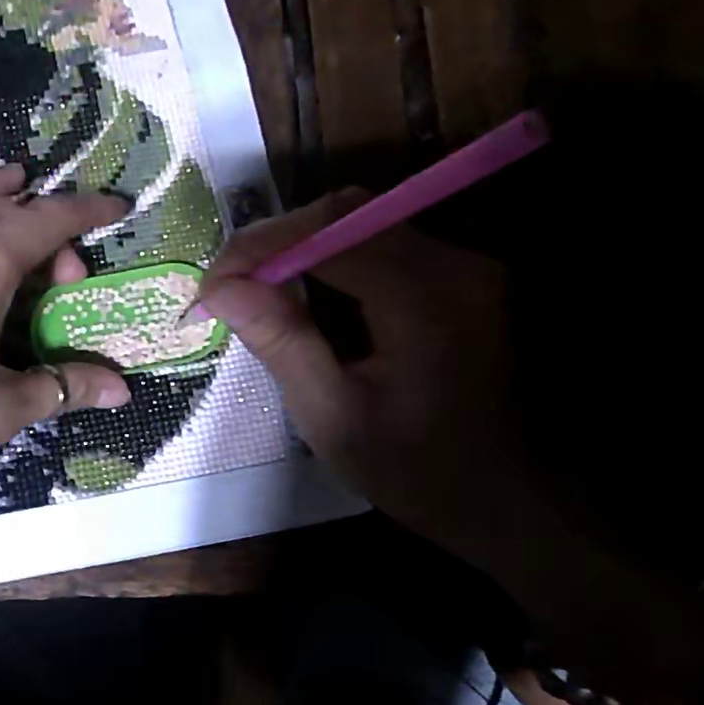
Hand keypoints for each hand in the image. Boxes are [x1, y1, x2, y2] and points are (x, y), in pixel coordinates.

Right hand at [197, 189, 523, 546]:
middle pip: (346, 214)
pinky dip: (322, 256)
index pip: (332, 233)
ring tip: (250, 287)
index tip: (212, 283)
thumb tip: (220, 287)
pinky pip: (374, 240)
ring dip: (294, 246)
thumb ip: (281, 342)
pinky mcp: (453, 272)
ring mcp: (459, 264)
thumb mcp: (329, 415)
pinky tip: (294, 288)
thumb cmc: (408, 467)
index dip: (262, 245)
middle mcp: (454, 265)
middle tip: (226, 285)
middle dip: (274, 241)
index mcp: (427, 302)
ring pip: (357, 221)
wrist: (490, 490)